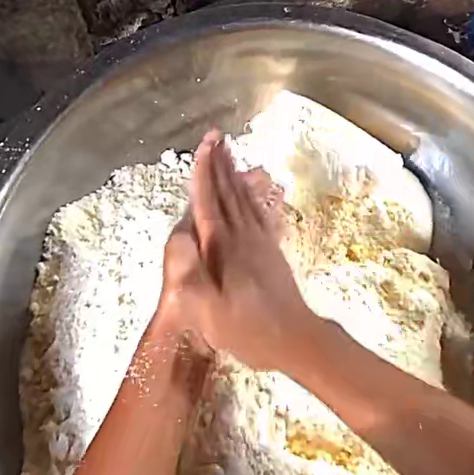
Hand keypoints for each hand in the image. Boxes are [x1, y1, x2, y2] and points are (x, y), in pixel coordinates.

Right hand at [168, 131, 322, 372]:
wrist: (295, 338)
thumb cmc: (248, 331)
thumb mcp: (210, 314)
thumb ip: (191, 277)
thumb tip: (178, 239)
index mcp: (223, 248)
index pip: (208, 203)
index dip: (203, 173)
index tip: (203, 146)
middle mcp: (241, 236)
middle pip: (227, 191)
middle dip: (219, 162)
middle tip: (215, 135)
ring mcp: (259, 240)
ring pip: (242, 196)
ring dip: (233, 172)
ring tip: (227, 151)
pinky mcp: (270, 248)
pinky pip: (258, 210)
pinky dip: (251, 192)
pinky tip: (253, 185)